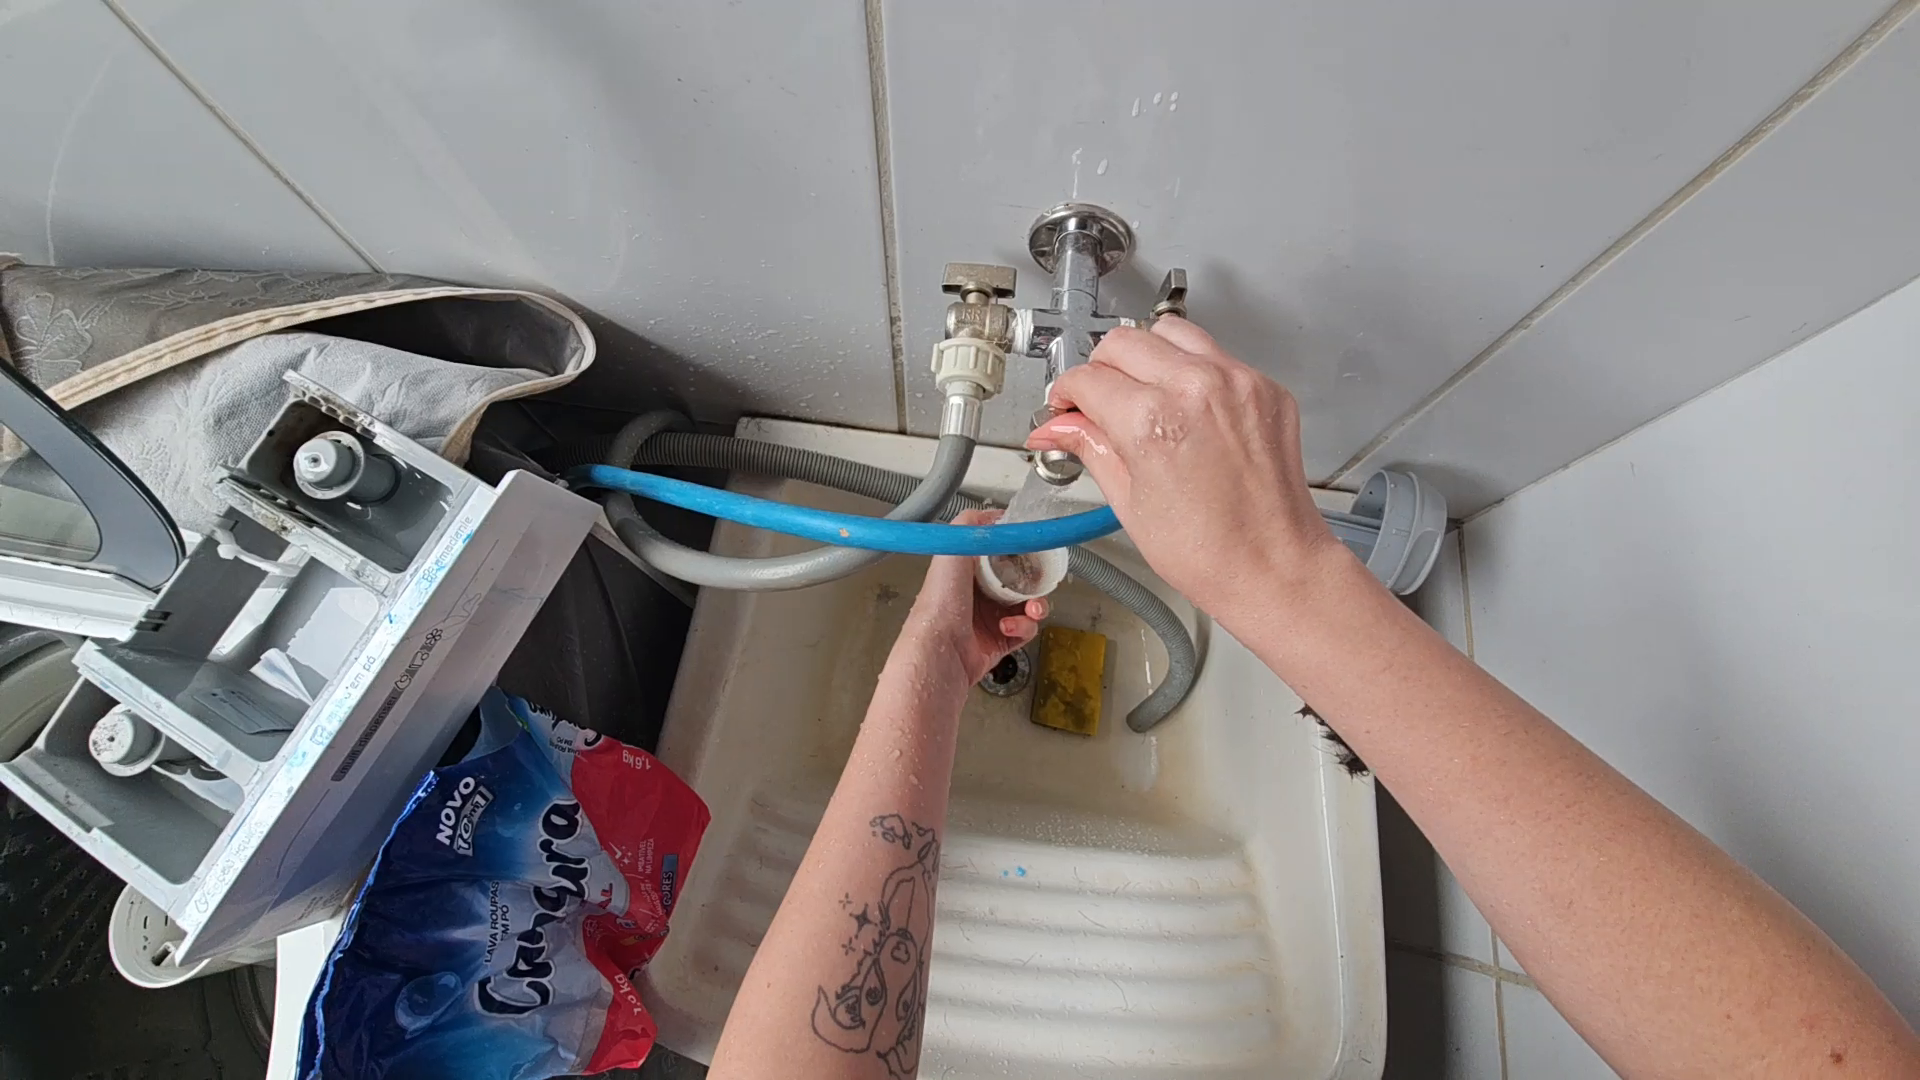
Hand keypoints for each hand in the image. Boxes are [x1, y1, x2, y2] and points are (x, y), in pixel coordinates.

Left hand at [902, 509, 1047, 683]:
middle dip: (1034, 580)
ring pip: (1028, 605)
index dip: (1018, 551)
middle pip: (1020, 580)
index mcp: (967, 572)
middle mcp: (978, 594)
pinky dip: (1024, 627)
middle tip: (1040, 580)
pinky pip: (1025, 629)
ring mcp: (991, 618)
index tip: (1033, 548)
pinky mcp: (1001, 641)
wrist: (940, 650)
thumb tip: (993, 514)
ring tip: (1032, 608)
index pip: (1000, 555)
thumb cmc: (941, 602)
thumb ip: (970, 526)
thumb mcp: (951, 551)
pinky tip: (1010, 627)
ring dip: (1035, 605)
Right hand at [1026, 318, 1349, 624]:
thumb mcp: (1127, 502)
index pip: (1088, 378)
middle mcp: (1196, 389)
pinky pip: (1213, 354)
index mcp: (1152, 422)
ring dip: (1144, 357)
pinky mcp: (1263, 387)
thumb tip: (1054, 428)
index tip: (1065, 408)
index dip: (1066, 394)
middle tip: (1097, 404)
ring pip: (1169, 333)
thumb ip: (1089, 448)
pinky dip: (1188, 370)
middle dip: (1099, 371)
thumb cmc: (1207, 552)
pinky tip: (1184, 408)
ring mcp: (1236, 382)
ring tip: (1141, 397)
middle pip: (1123, 342)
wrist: (1272, 566)